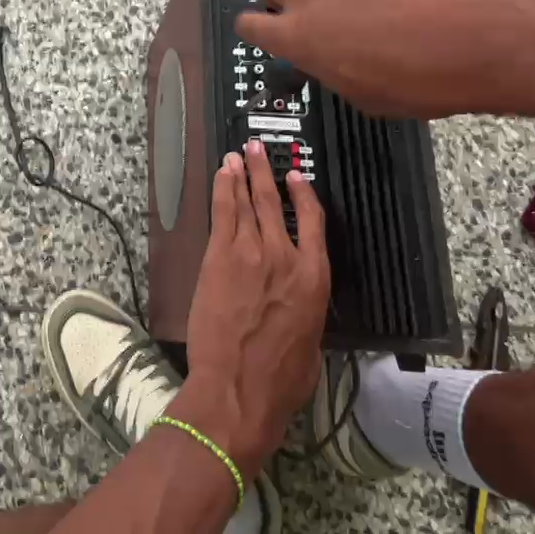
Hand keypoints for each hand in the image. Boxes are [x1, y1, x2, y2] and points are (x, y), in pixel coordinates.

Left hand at [169, 141, 329, 478]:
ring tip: (238, 153)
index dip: (305, 194)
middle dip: (265, 171)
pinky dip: (223, 189)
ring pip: (247, 202)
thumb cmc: (280, 378)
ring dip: (242, 174)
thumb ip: (306, 311)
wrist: (238, 386)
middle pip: (275, 202)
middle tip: (258, 147)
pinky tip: (222, 175)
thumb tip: (298, 305)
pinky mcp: (219, 256)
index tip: (297, 177)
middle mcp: (285, 256)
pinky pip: (223, 213)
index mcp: (314, 278)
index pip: (315, 222)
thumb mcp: (311, 342)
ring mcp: (249, 252)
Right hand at [235, 0, 534, 118]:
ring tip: (372, 17)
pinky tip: (400, 5)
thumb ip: (330, 70)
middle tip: (308, 20)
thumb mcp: (363, 96)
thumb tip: (332, 61)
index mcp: (298, 37)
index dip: (254, 31)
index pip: (249, 25)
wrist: (482, 38)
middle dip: (281, 0)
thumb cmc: (424, 79)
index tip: (264, 35)